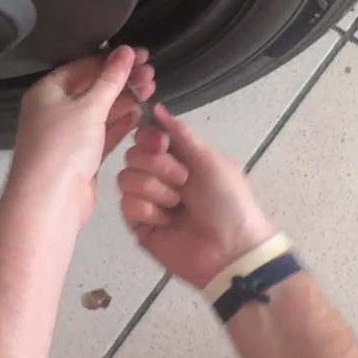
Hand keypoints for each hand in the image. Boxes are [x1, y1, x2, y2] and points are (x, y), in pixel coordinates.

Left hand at [8, 47, 154, 223]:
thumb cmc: (62, 147)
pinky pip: (102, 133)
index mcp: (47, 91)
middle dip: (122, 80)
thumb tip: (125, 51)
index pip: (83, 66)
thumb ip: (110, 79)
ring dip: (124, 100)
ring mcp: (68, 135)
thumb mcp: (88, 107)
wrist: (50, 201)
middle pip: (93, 88)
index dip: (113, 60)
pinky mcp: (81, 156)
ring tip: (151, 90)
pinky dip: (119, 123)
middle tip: (151, 75)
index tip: (141, 56)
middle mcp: (54, 110)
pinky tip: (138, 114)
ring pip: (100, 111)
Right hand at [118, 106, 277, 288]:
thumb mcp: (209, 160)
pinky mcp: (140, 225)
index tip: (161, 145)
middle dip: (157, 166)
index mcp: (179, 158)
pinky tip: (166, 221)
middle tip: (183, 181)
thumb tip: (157, 107)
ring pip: (125, 178)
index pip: (146, 137)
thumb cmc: (228, 201)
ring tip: (176, 205)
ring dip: (154, 189)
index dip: (148, 138)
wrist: (231, 249)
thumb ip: (180, 133)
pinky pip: (127, 206)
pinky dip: (148, 211)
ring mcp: (148, 201)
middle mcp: (160, 176)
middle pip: (132, 155)